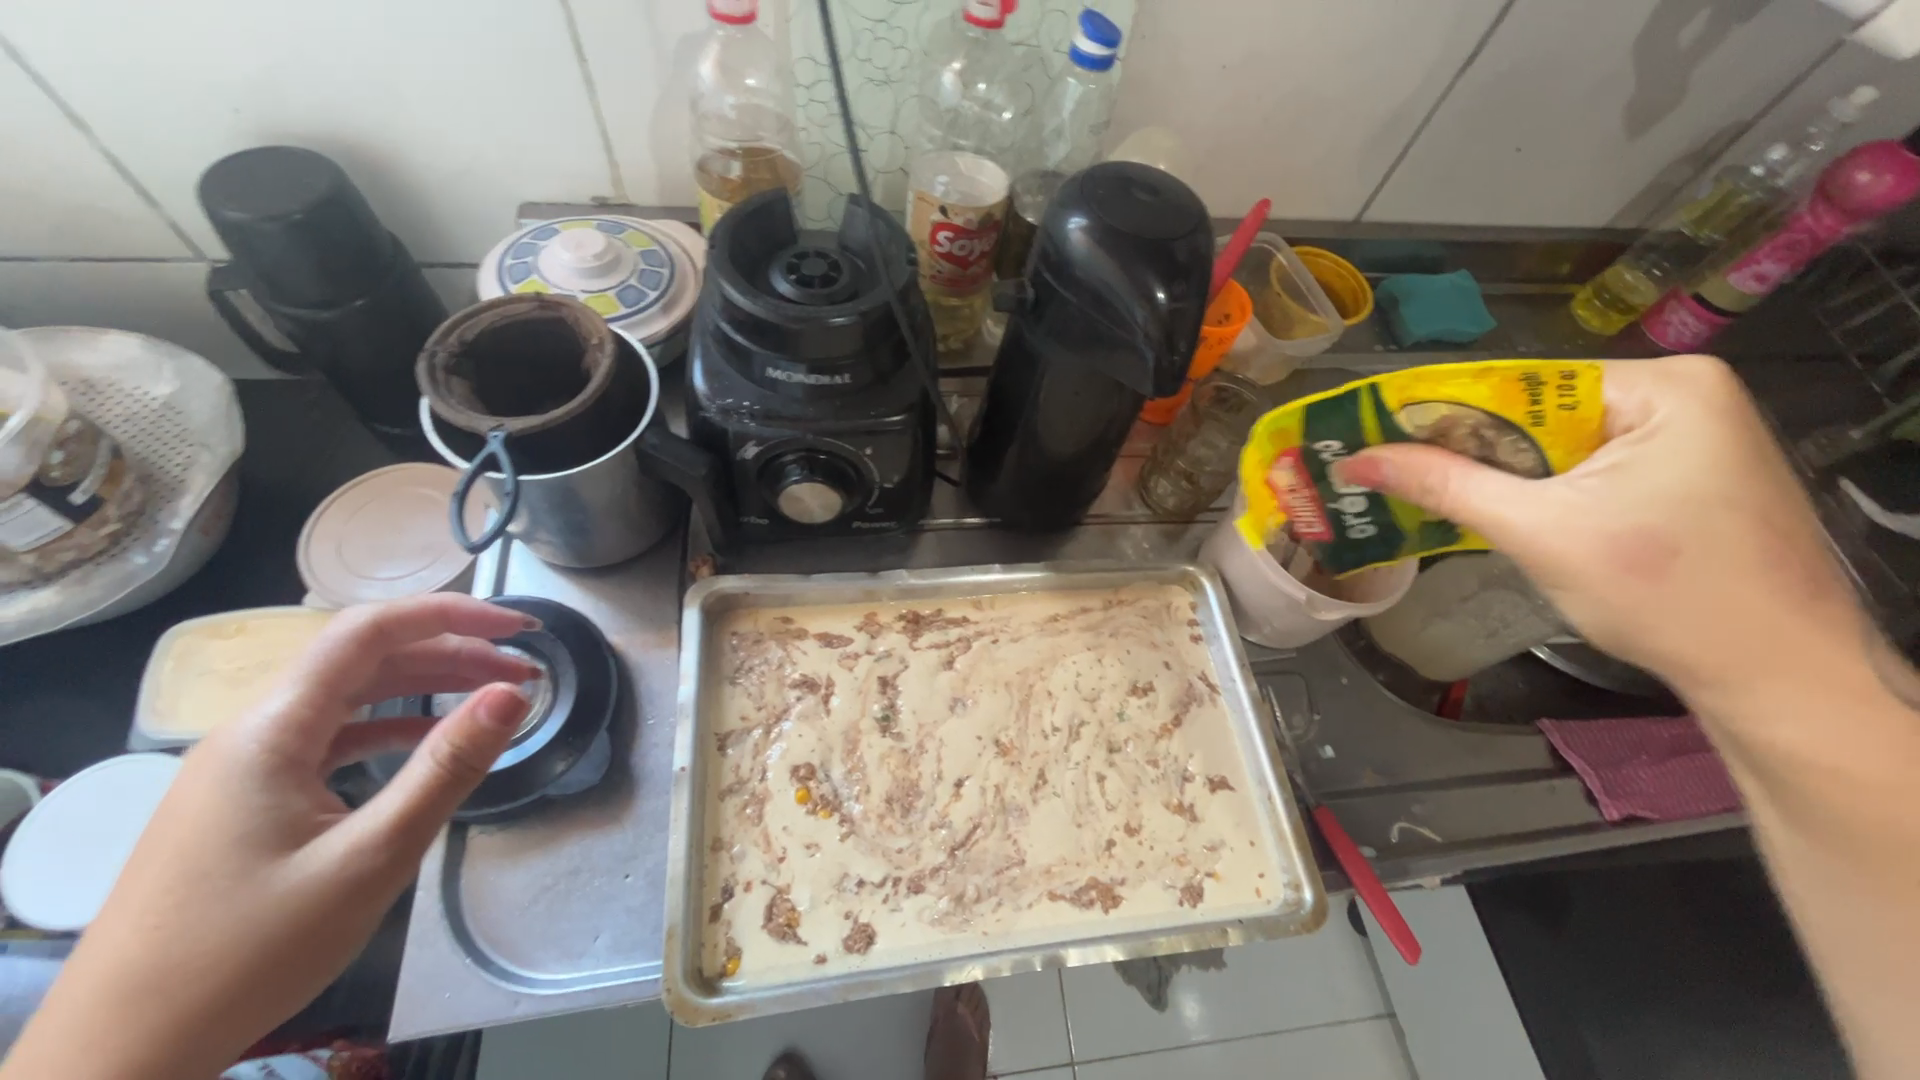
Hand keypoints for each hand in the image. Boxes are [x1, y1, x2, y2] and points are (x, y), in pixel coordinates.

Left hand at [3, 595, 537, 1079]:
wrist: (121, 1051)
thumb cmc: (252, 951)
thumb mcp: (371, 857)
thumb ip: (447, 768)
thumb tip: (513, 694)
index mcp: (272, 730)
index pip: (367, 633)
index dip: (450, 615)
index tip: (520, 631)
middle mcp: (250, 732)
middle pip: (362, 661)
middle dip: (451, 654)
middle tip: (526, 673)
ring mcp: (241, 768)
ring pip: (346, 699)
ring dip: (424, 689)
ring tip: (492, 699)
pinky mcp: (243, 802)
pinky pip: (327, 739)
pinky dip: (388, 728)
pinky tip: (425, 742)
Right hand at [1334, 355, 1865, 706]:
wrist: (1779, 677)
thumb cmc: (1666, 594)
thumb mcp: (1539, 532)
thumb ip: (1444, 485)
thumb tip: (1355, 461)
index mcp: (1663, 386)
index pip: (1520, 385)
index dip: (1441, 414)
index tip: (1373, 437)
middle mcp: (1680, 397)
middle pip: (1537, 415)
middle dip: (1468, 453)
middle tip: (1390, 474)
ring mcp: (1688, 438)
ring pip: (1557, 447)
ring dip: (1499, 479)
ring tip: (1426, 496)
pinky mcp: (1683, 477)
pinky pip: (1584, 472)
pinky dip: (1539, 495)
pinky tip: (1497, 517)